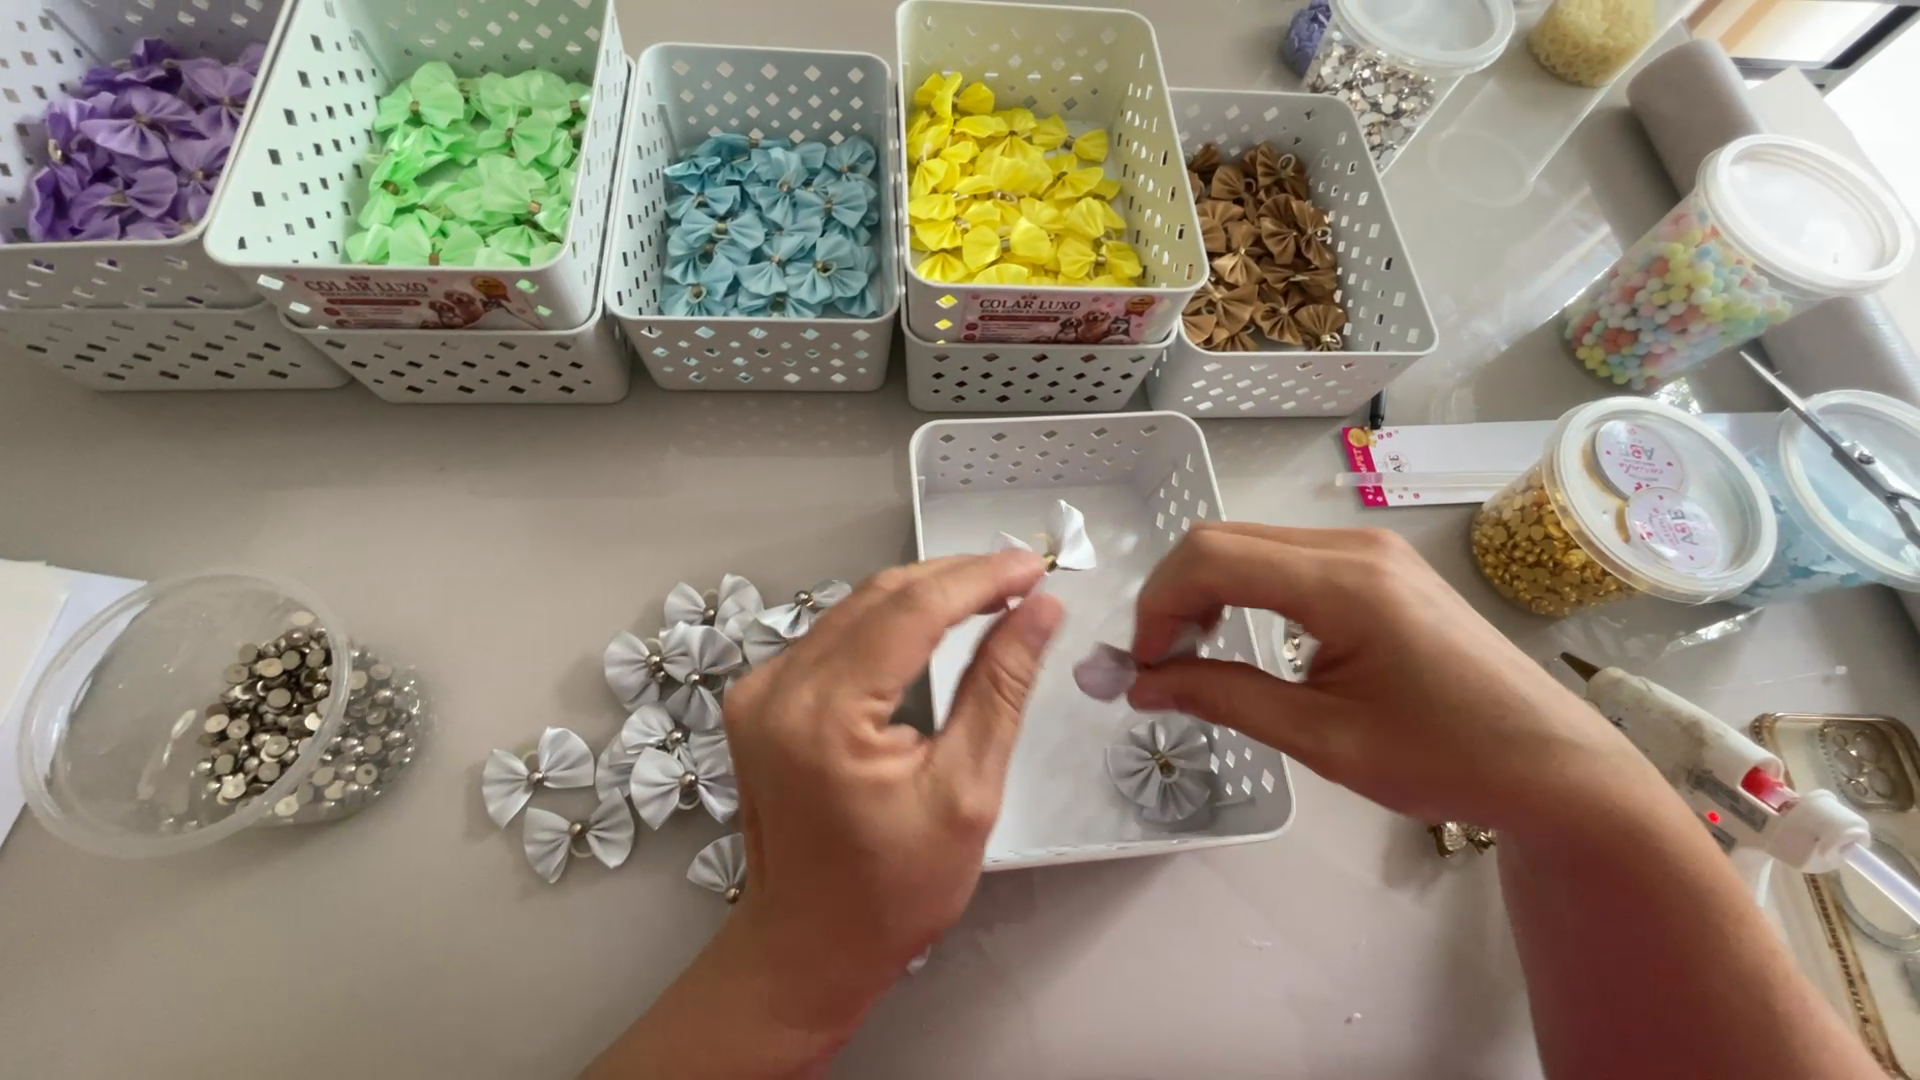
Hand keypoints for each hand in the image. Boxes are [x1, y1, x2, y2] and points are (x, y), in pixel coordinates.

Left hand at [721, 552, 1062, 1035]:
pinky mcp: (761, 698)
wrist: (806, 947)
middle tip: (1021, 578)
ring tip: (990, 594)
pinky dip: (890, 621)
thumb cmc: (894, 891)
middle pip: (879, 597)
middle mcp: (778, 687)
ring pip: (856, 608)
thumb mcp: (967, 792)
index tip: (1035, 566)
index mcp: (825, 715)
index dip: (980, 579)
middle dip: (955, 578)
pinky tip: (933, 623)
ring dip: (925, 594)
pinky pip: (835, 635)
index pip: (912, 611)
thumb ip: (1001, 688)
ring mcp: (760, 690)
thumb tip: (1041, 610)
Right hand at [1127, 523, 1657, 832]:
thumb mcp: (1321, 739)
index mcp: (1344, 583)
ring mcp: (1367, 547)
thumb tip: (1142, 686)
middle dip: (1171, 596)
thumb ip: (1223, 698)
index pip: (1210, 558)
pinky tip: (1240, 629)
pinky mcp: (1374, 561)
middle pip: (1219, 539)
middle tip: (1160, 662)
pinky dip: (1237, 586)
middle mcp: (1351, 545)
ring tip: (1194, 650)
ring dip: (1201, 589)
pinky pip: (1278, 555)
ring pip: (1244, 542)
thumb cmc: (1445, 760)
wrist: (1555, 766)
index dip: (1158, 606)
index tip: (1144, 666)